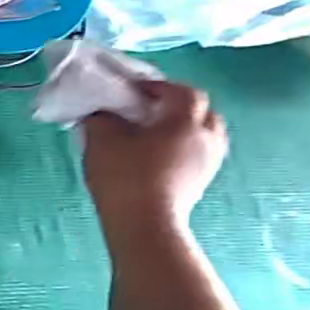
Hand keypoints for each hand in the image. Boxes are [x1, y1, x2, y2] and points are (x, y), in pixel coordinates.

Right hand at [80, 81, 227, 230]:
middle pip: (203, 111)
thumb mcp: (101, 140)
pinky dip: (183, 148)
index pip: (183, 92)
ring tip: (155, 134)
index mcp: (184, 121)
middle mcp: (206, 138)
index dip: (160, 86)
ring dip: (184, 128)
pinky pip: (198, 155)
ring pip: (205, 134)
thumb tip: (101, 114)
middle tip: (151, 110)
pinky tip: (157, 157)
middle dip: (180, 106)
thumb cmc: (125, 175)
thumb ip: (101, 119)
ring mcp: (208, 163)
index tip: (134, 90)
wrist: (143, 224)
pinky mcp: (201, 183)